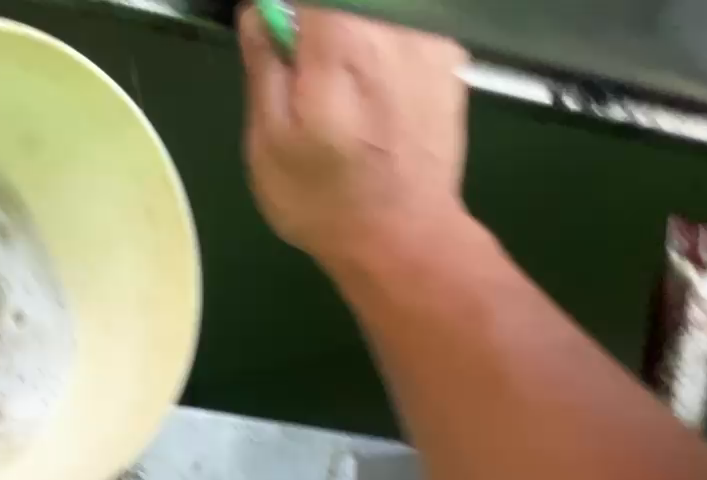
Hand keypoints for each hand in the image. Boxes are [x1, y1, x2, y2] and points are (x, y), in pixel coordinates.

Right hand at [237, 5, 471, 271]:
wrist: (398, 231)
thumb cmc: (317, 196)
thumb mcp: (268, 141)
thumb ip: (265, 68)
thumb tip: (258, 15)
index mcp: (339, 43)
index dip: (282, 14)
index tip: (269, 41)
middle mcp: (391, 26)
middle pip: (341, 5)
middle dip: (311, 30)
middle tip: (296, 77)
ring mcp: (428, 39)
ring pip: (372, 18)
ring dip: (345, 43)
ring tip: (332, 98)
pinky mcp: (448, 57)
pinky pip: (402, 34)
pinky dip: (377, 53)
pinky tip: (368, 101)